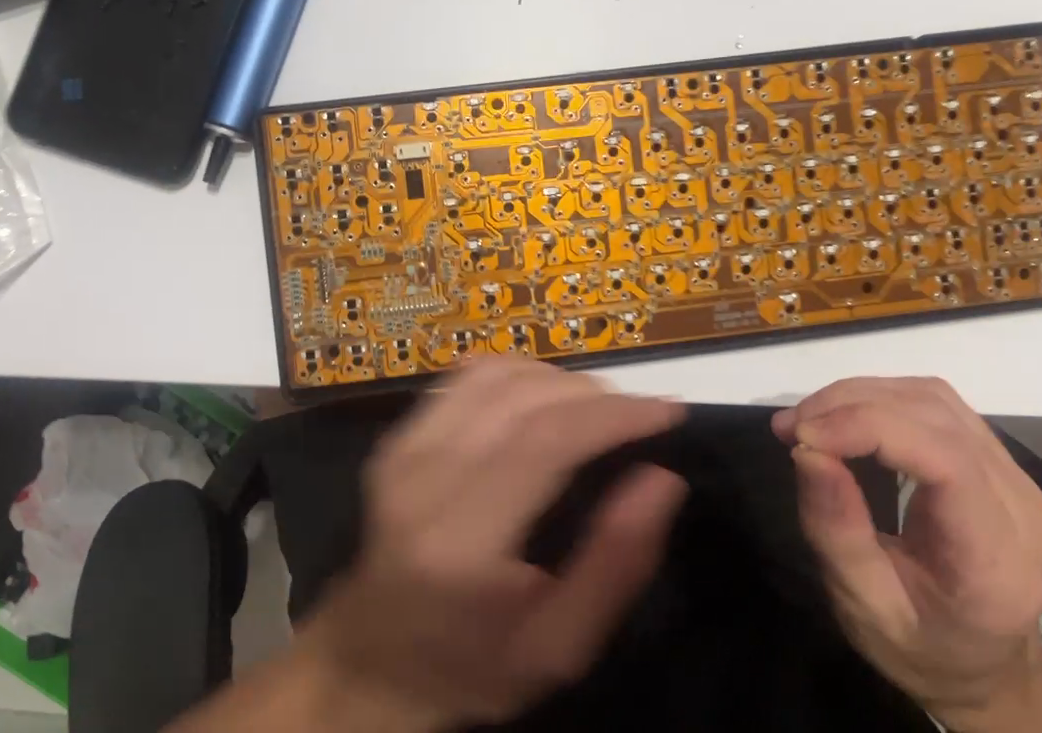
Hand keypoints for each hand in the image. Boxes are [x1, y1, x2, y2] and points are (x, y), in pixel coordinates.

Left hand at [300, 359, 688, 731]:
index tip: (669, 411)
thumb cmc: (474, 667)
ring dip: (560, 379)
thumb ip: (614, 563)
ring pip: (495, 375)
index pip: (546, 441)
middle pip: (523, 398)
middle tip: (641, 417)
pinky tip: (547, 398)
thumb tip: (662, 477)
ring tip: (601, 409)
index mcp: (461, 541)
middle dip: (596, 394)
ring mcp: (401, 452)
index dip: (614, 415)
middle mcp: (422, 479)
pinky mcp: (395, 438)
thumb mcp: (560, 647)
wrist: (372, 664)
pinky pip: (465, 378)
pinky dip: (519, 374)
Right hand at [774, 378, 1041, 730]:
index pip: (945, 459)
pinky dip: (881, 401)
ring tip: (809, 421)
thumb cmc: (921, 649)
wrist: (984, 670)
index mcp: (996, 558)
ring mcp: (1018, 479)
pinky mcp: (1000, 463)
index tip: (801, 436)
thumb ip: (837, 531)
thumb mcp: (865, 608)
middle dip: (852, 406)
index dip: (869, 428)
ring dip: (862, 397)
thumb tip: (806, 450)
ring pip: (936, 399)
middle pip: (938, 416)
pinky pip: (939, 407)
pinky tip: (845, 420)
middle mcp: (1022, 506)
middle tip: (790, 427)